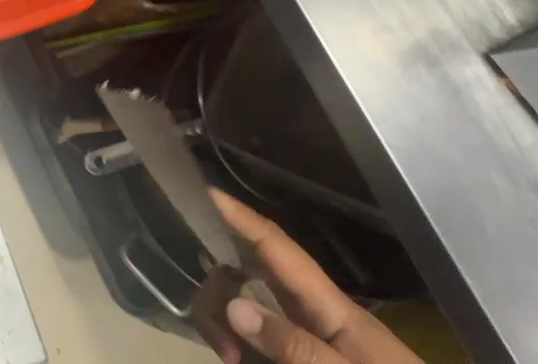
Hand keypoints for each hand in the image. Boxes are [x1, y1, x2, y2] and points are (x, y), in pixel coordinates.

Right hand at [191, 190, 423, 363]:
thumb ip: (296, 348)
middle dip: (218, 290)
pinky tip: (234, 362)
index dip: (240, 216)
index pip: (278, 247)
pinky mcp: (306, 358)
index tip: (203, 191)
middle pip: (251, 276)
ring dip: (226, 328)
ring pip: (247, 310)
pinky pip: (258, 339)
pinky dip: (239, 347)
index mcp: (334, 309)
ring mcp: (311, 338)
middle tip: (210, 331)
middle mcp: (317, 314)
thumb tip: (233, 305)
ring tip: (228, 360)